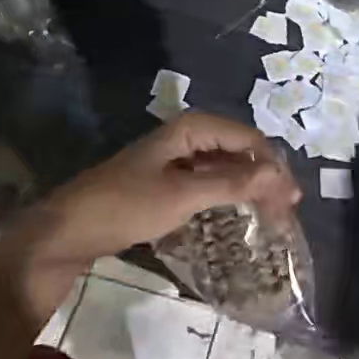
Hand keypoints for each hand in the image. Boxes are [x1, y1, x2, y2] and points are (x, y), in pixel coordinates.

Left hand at [3, 113, 299, 312]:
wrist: (67, 230)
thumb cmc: (125, 206)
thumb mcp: (183, 196)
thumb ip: (233, 184)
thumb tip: (280, 177)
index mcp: (193, 128)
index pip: (249, 141)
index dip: (274, 168)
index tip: (291, 201)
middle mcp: (189, 135)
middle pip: (240, 151)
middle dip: (265, 178)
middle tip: (285, 212)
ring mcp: (178, 156)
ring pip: (227, 166)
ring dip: (250, 187)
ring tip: (271, 215)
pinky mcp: (169, 178)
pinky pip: (211, 179)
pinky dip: (229, 194)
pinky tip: (241, 211)